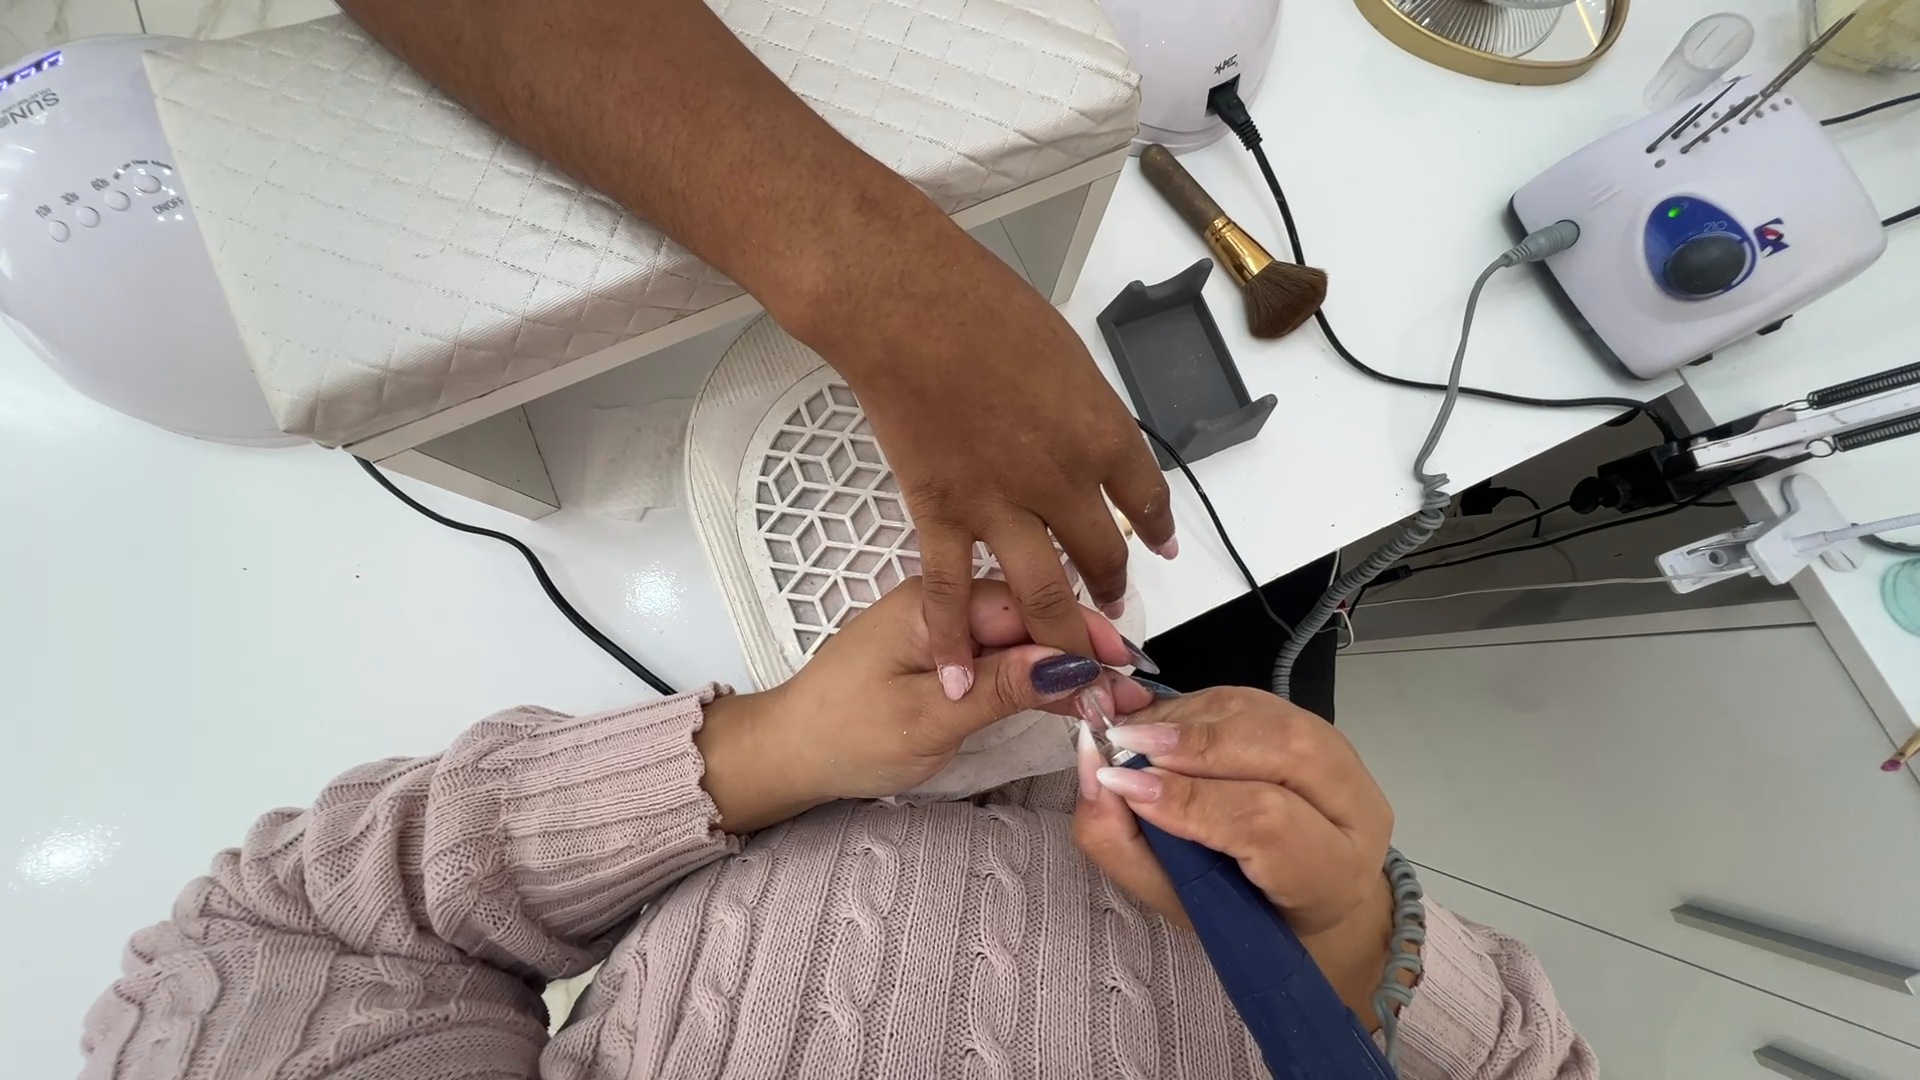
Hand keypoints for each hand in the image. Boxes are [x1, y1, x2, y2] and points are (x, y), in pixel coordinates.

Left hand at [695, 578, 1154, 831]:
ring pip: (1019, 636)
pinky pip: (1000, 654)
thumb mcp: (928, 717)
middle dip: (1082, 649)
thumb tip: (1071, 666)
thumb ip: (1001, 687)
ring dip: (1064, 665)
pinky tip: (1070, 693)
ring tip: (1115, 695)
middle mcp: (943, 600)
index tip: (1124, 670)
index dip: (1079, 636)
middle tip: (1131, 687)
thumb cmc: (848, 735)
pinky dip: (1035, 675)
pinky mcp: (944, 651)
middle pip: (1028, 615)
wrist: (791, 750)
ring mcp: (944, 624)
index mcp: (935, 602)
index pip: (1025, 605)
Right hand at [794, 220, 1176, 700]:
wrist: (901, 305)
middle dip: (1113, 595)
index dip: (1157, 529)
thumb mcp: (1064, 353)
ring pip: (1041, 591)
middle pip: (1102, 556)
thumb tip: (1090, 441)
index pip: (1146, 497)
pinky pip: (949, 589)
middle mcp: (1060, 480)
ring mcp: (998, 505)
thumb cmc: (985, 305)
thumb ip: (1083, 411)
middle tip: (1116, 620)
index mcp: (1100, 430)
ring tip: (1070, 658)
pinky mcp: (938, 514)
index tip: (1161, 548)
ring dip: (1060, 631)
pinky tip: (960, 679)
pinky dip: (953, 639)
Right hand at [1071, 687, 1400, 1024]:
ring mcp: (1336, 751)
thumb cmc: (1238, 905)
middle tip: (1123, 742)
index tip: (1122, 783)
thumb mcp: (1173, 899)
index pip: (1265, 821)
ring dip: (1187, 718)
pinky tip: (1157, 725)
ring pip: (1262, 713)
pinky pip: (1243, 697)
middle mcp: (1353, 804)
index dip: (1190, 798)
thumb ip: (1123, 844)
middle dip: (1192, 742)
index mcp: (1331, 872)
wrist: (1300, 884)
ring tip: (1133, 733)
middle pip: (1279, 750)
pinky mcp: (1306, 717)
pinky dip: (1191, 706)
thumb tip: (1093, 771)